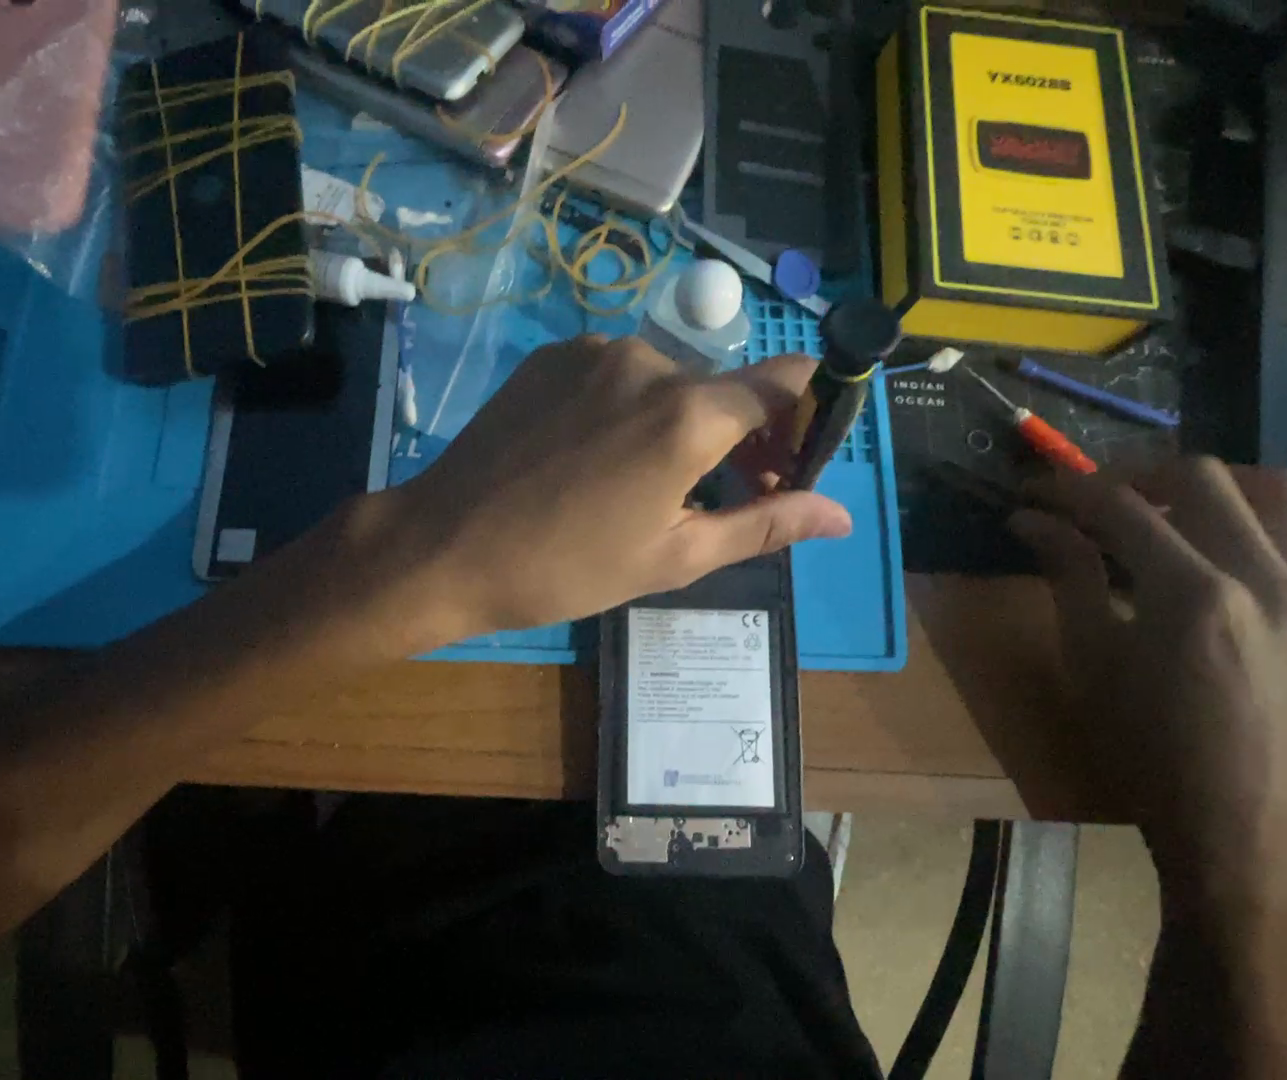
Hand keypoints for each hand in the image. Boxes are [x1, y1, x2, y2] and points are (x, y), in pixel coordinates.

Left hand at [380, 335, 850, 637]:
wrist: (446, 544)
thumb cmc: (567, 566)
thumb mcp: (675, 557)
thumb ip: (764, 524)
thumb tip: (840, 515)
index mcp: (690, 413)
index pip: (787, 381)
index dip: (808, 417)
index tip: (792, 464)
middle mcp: (651, 361)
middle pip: (727, 386)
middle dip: (745, 435)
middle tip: (726, 496)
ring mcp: (596, 350)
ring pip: (672, 380)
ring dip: (685, 422)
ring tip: (652, 484)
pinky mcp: (554, 355)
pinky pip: (619, 373)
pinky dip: (633, 406)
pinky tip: (601, 456)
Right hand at [1008, 459, 1286, 908]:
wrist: (1236, 817)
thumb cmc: (1143, 743)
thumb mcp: (1089, 657)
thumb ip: (1066, 574)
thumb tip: (1030, 519)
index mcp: (1190, 594)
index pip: (1120, 506)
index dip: (1066, 489)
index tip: (1030, 492)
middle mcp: (1263, 577)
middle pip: (1200, 476)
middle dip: (1133, 474)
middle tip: (1090, 499)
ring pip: (1281, 490)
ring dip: (1216, 485)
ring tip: (1170, 510)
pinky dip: (1285, 527)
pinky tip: (1242, 550)